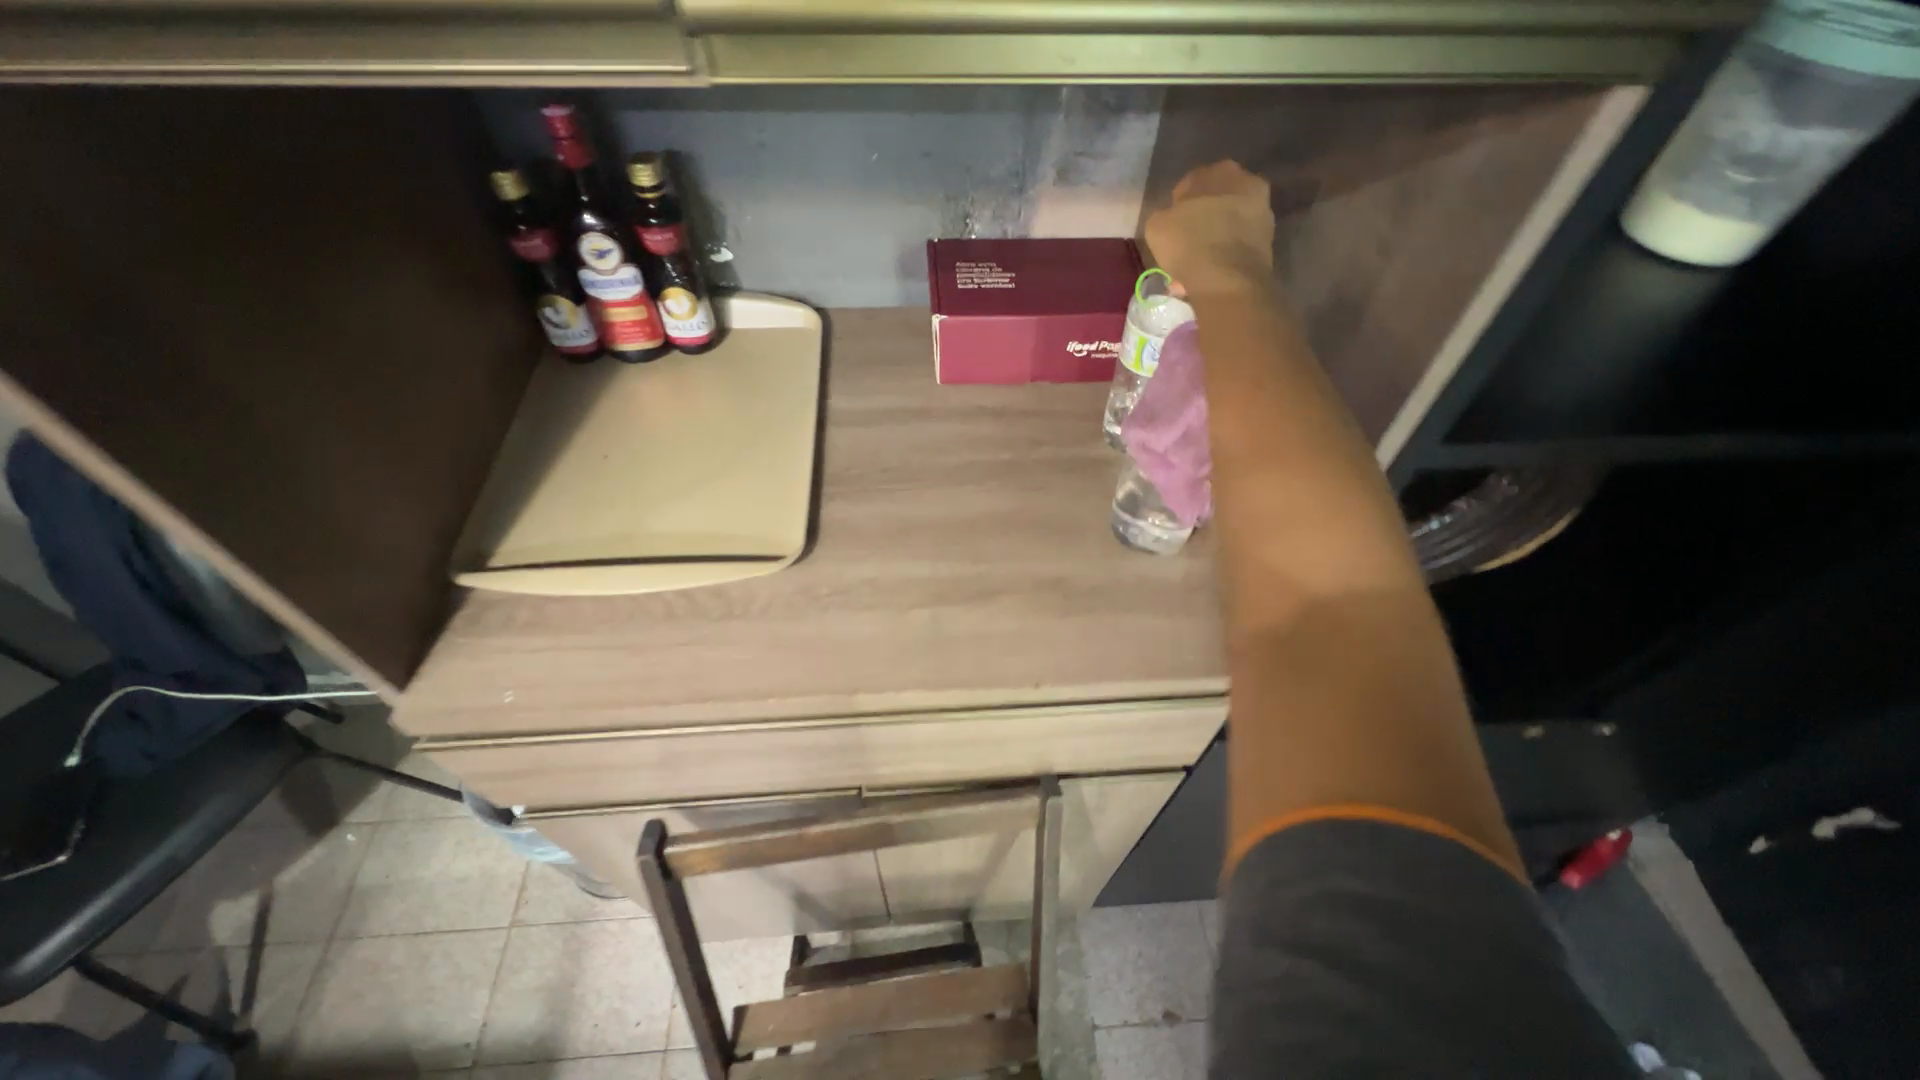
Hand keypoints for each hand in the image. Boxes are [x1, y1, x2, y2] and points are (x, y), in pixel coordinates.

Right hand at [1144, 161, 1274, 299]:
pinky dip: (1223, 257)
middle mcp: (1247, 183)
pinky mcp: (1268, 243)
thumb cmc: (1189, 243)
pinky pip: (1236, 247)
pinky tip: (1207, 274)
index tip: (1169, 225)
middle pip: (1215, 202)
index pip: (1192, 183)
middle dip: (1200, 220)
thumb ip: (1165, 216)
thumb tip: (1171, 223)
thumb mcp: (1157, 226)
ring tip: (1194, 264)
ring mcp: (1263, 213)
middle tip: (1184, 242)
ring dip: (1213, 240)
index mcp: (1219, 171)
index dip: (1178, 205)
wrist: (1228, 280)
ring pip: (1227, 225)